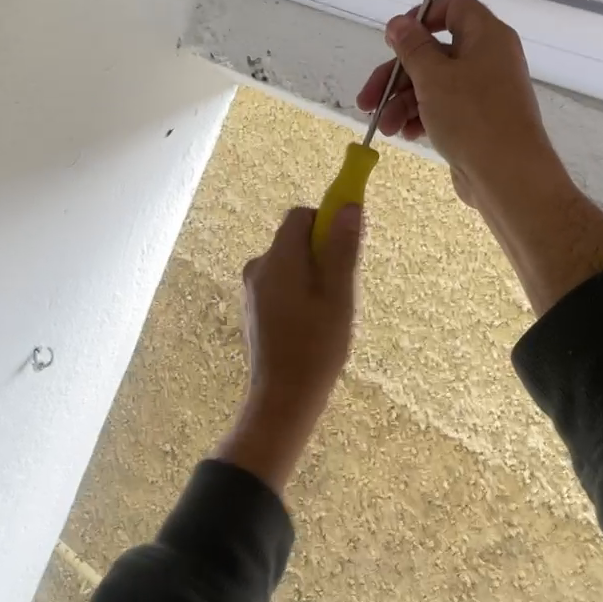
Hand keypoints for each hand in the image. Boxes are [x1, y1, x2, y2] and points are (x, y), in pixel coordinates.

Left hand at [213, 205, 363, 492]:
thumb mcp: (339, 294)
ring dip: (313, 277)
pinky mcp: (254, 310)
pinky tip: (312, 326)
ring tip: (329, 313)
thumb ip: (343, 247)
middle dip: (322, 254)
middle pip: (295, 241)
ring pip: (290, 265)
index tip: (347, 246)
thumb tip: (349, 206)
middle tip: (342, 288)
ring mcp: (252, 291)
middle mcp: (258, 267)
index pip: (300, 216)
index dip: (326, 221)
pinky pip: (281, 286)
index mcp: (277, 258)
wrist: (283, 396)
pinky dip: (300, 294)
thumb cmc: (316, 345)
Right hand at [357, 0, 602, 312]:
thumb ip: (412, 47)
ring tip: (384, 127)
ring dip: (401, 103)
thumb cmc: (472, 117)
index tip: (393, 39)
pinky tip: (404, 134)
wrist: (508, 175)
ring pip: (432, 85)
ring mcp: (482, 91)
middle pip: (432, 52)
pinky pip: (441, 109)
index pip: (454, 7)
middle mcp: (486, 58)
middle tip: (367, 99)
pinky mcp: (476, 120)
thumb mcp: (433, 77)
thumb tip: (398, 22)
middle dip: (395, 77)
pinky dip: (419, 117)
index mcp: (485, 36)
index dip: (421, 17)